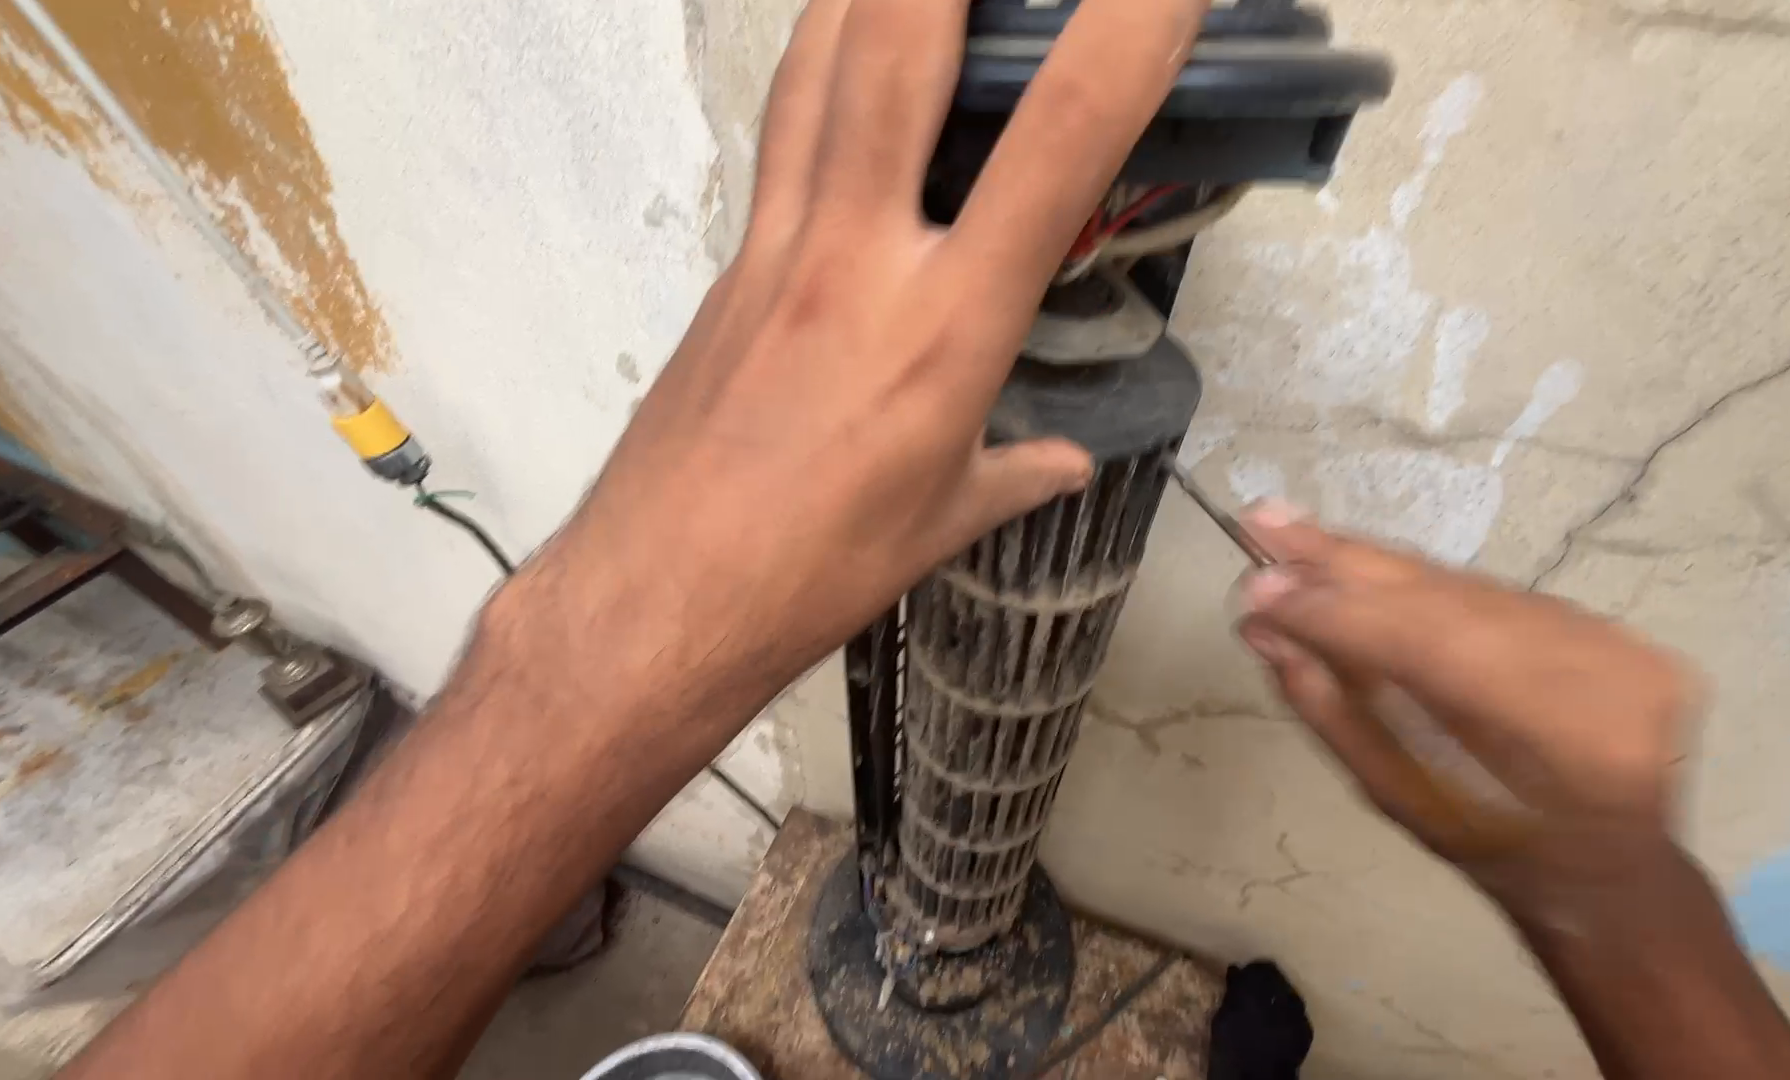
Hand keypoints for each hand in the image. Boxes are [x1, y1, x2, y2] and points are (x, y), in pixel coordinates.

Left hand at [507, 0, 1214, 721]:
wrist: (664, 595)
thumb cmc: (819, 572)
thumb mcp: (941, 524)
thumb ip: (1015, 475)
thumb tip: (1065, 463)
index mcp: (947, 331)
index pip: (1058, 147)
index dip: (1126, 35)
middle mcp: (860, 259)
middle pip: (895, 43)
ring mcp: (778, 251)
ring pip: (816, 66)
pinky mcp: (726, 269)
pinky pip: (779, 141)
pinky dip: (816, 76)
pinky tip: (838, 69)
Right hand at [1232, 500, 1701, 917]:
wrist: (1611, 860)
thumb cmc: (1491, 845)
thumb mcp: (1394, 794)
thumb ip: (1327, 707)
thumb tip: (1261, 630)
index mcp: (1556, 738)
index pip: (1424, 646)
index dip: (1333, 612)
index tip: (1254, 589)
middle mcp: (1594, 670)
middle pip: (1439, 595)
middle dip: (1338, 560)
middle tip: (1261, 520)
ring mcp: (1606, 639)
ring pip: (1453, 582)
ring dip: (1362, 560)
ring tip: (1287, 530)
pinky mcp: (1599, 623)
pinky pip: (1474, 587)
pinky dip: (1402, 577)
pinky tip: (1347, 563)